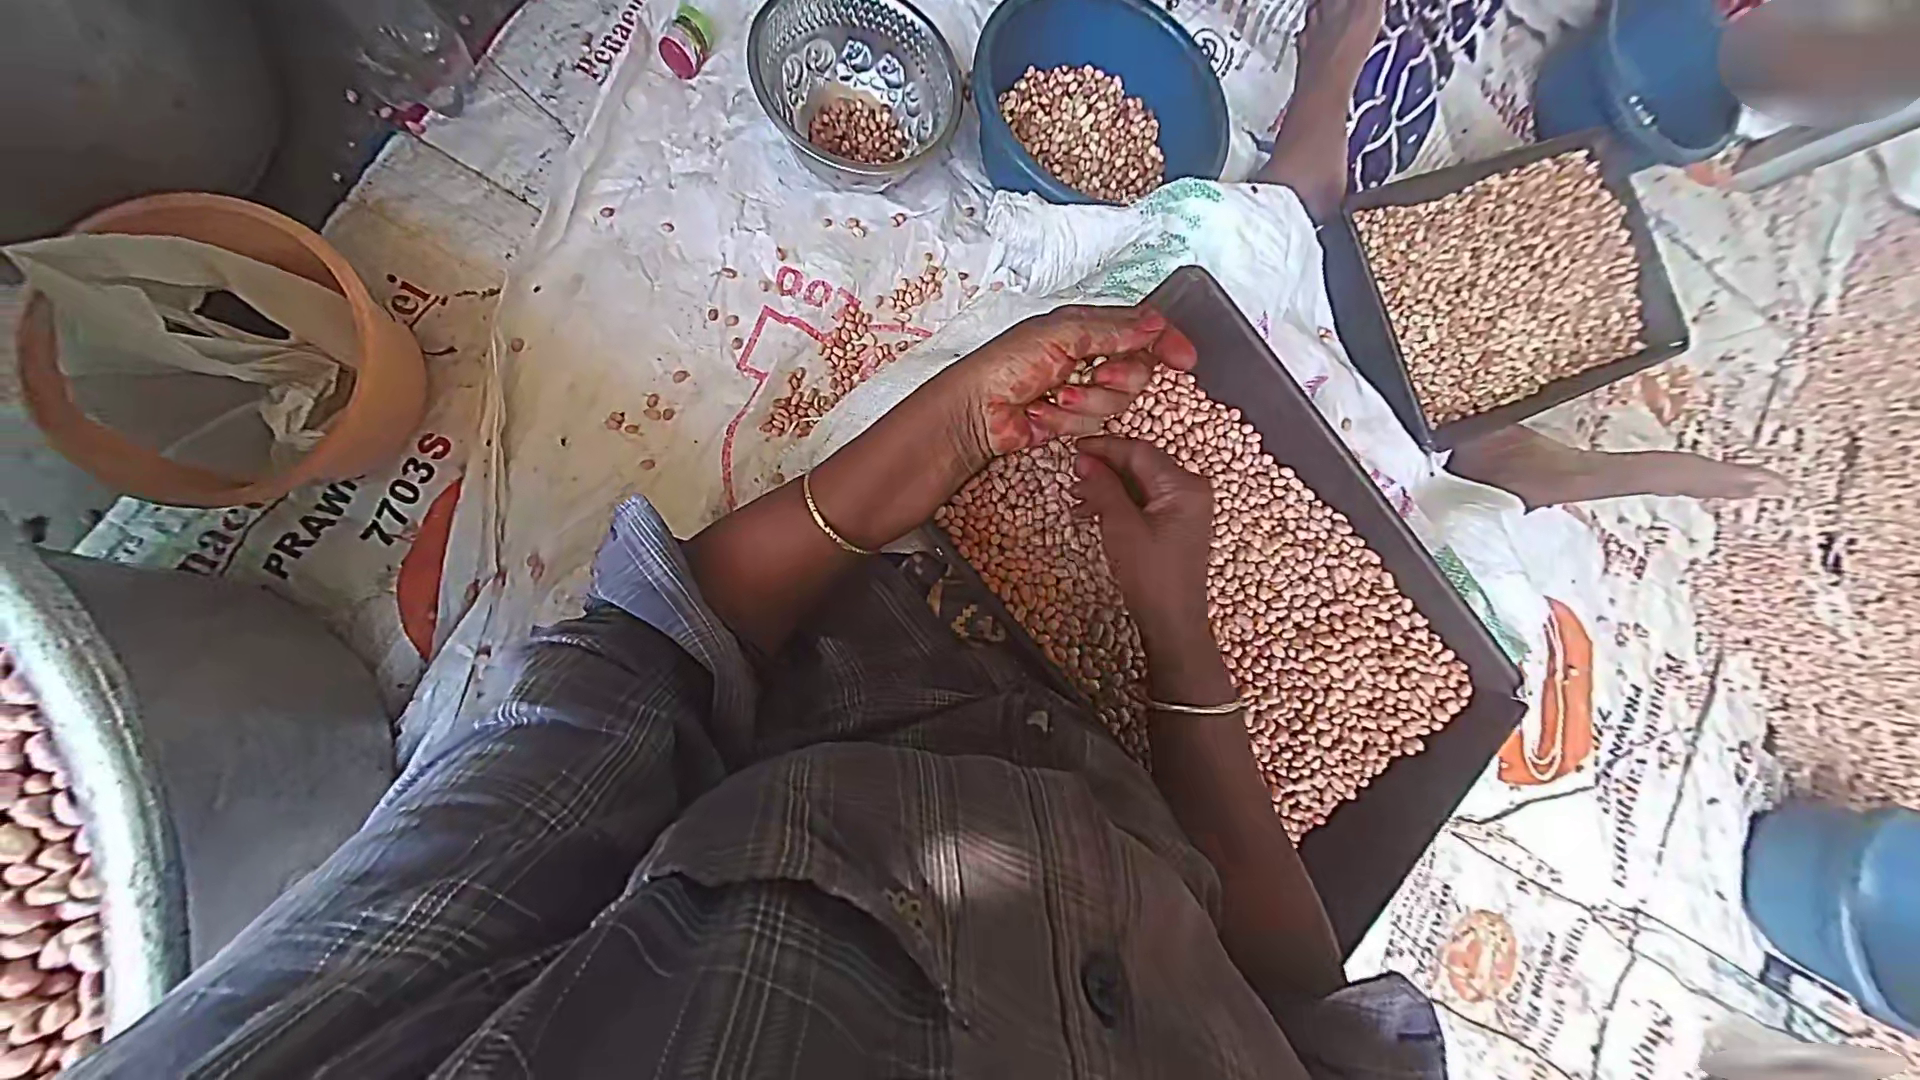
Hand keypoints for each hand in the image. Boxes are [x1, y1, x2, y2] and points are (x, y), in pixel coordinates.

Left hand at [948, 304, 1197, 464]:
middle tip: (1090, 377)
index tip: (1185, 359)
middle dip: (1115, 380)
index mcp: (1089, 328)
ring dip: (1084, 404)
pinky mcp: (1071, 422)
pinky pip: (1091, 425)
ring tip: (1053, 397)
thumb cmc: (1008, 364)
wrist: (977, 409)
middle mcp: (1090, 358)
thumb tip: (1154, 324)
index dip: (1166, 344)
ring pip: (1115, 404)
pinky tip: (1041, 415)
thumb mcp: (1062, 335)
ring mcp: (1081, 392)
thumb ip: (1111, 331)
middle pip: (1136, 374)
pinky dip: (1065, 421)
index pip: (1142, 332)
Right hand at [1070, 436, 1214, 652]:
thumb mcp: (1121, 526)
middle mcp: (1189, 490)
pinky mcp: (1174, 524)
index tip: (1073, 449)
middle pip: (1140, 466)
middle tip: (1072, 477)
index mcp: (1184, 485)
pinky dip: (1117, 504)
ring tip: (1076, 500)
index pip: (1139, 451)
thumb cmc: (1150, 575)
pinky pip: (1142, 502)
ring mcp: (1183, 508)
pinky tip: (1092, 513)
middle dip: (1103, 470)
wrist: (1172, 622)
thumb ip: (1103, 487)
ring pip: (1138, 484)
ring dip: (1107, 488)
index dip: (1104, 447)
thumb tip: (1083, 459)